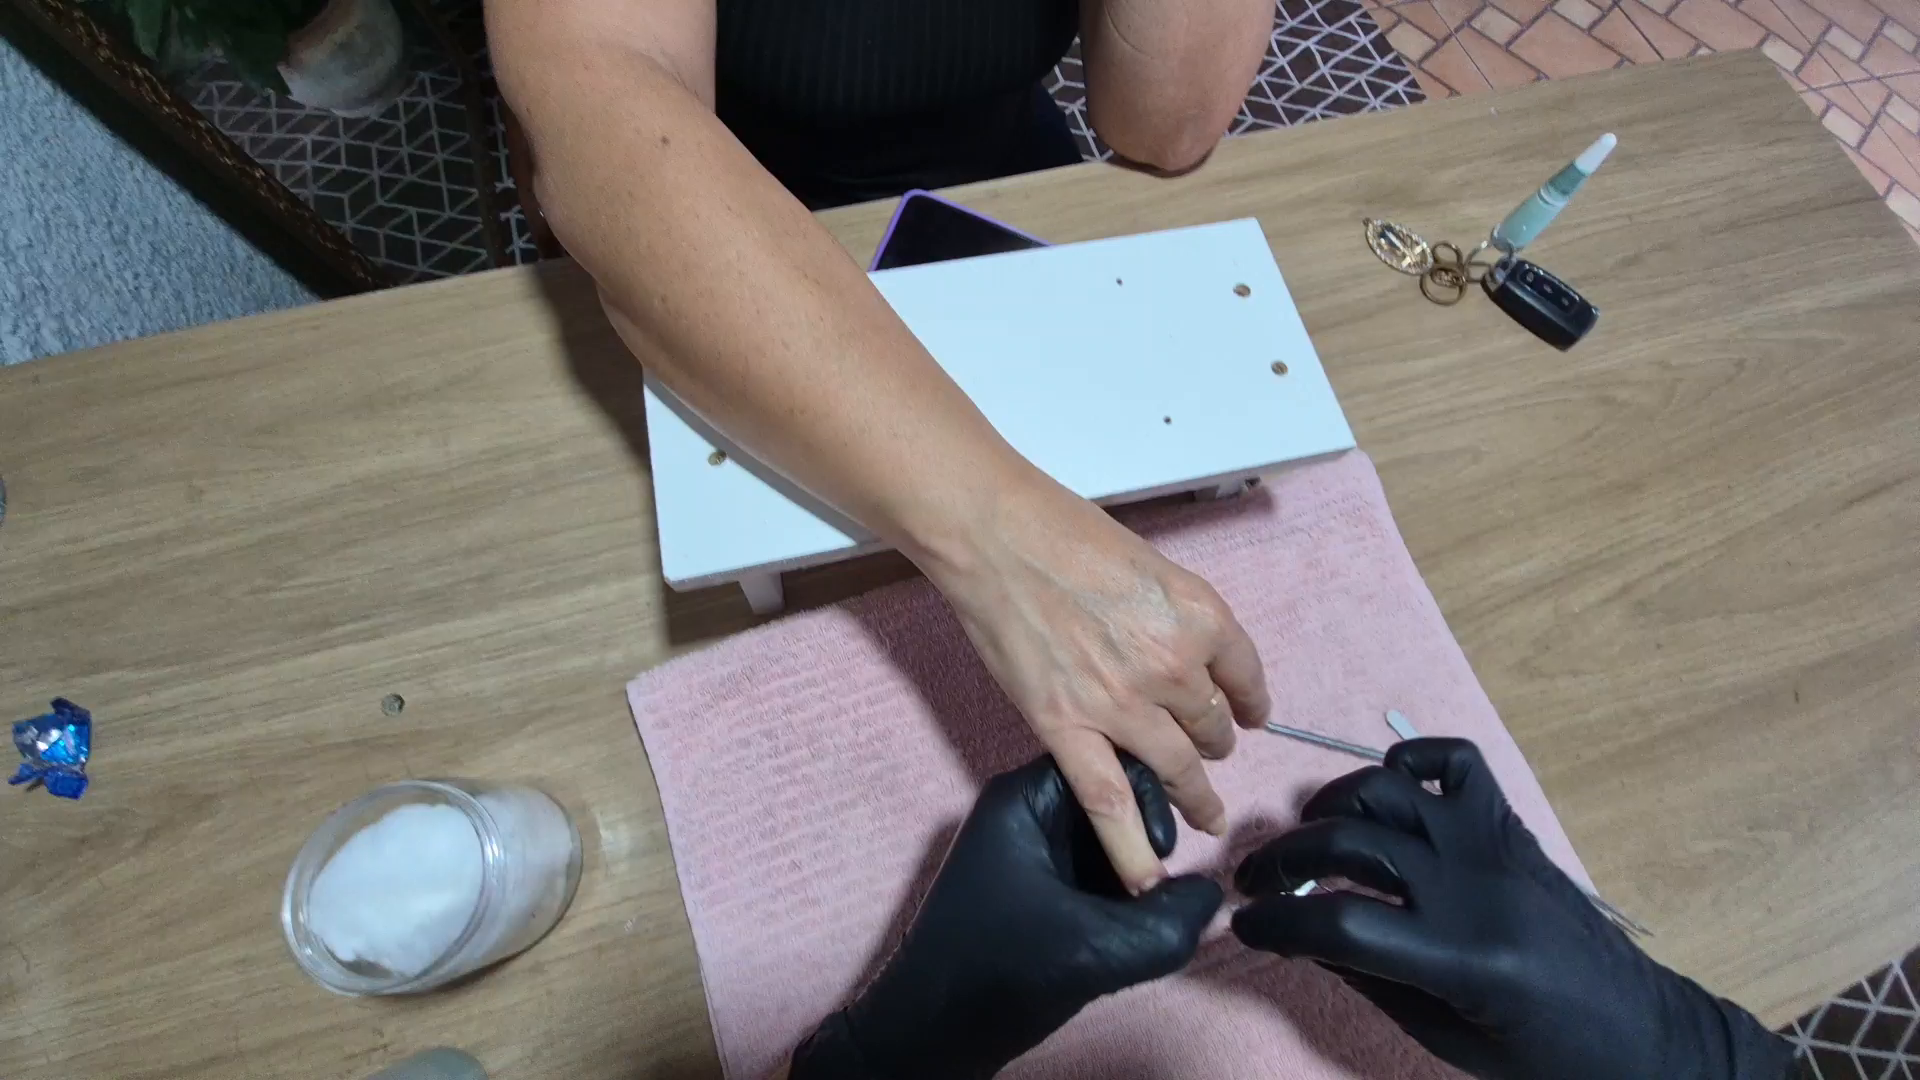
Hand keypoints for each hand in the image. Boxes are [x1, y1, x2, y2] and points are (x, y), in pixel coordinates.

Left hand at [790, 754, 1222, 1079]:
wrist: (933, 1030)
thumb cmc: (1000, 973)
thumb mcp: (1094, 948)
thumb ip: (1167, 921)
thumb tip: (1212, 892)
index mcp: (1025, 797)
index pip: (1104, 761)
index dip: (1146, 799)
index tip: (1162, 856)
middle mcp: (1026, 807)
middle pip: (1107, 792)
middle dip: (1143, 837)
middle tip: (1155, 887)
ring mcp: (1029, 843)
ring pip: (1104, 830)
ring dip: (1133, 866)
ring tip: (1145, 908)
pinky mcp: (1036, 877)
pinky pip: (1091, 860)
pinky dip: (1117, 884)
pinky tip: (1128, 920)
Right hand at [925, 485, 1270, 893]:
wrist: (995, 535)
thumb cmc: (1063, 529)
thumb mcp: (1144, 562)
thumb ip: (1172, 614)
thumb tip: (1178, 650)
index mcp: (1200, 616)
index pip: (1246, 675)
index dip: (1249, 700)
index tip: (1248, 714)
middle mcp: (1173, 666)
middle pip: (1211, 725)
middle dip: (1214, 740)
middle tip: (1207, 749)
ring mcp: (1120, 704)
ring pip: (1176, 768)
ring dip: (1194, 793)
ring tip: (1202, 811)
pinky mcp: (1067, 728)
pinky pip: (1109, 803)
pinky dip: (1132, 849)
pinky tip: (1149, 878)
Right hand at [1230, 738, 1797, 1079]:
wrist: (1655, 1041)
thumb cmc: (1550, 1059)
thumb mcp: (1448, 1039)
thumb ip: (1366, 978)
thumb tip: (1299, 933)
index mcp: (1465, 957)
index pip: (1338, 925)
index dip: (1276, 922)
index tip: (1247, 924)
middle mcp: (1472, 883)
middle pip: (1346, 841)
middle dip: (1283, 859)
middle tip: (1259, 879)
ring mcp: (1489, 842)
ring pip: (1382, 789)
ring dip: (1330, 807)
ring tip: (1314, 832)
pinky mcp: (1507, 822)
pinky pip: (1451, 760)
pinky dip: (1409, 760)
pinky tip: (1390, 789)